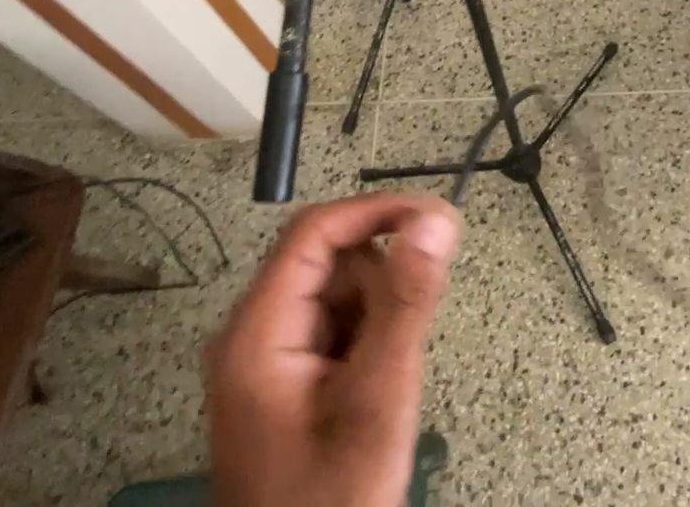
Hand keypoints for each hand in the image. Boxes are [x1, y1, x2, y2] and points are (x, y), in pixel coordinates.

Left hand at [206, 193, 462, 506]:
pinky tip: (374, 387)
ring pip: (337, 293)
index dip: (377, 212)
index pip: (314, 232)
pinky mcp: (285, 379)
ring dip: (378, 315)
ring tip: (387, 377)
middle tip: (409, 336)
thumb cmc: (335, 499)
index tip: (438, 218)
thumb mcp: (377, 398)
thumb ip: (405, 304)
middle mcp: (251, 335)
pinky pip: (335, 327)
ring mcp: (266, 359)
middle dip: (380, 283)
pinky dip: (368, 340)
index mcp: (256, 333)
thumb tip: (436, 220)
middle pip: (327, 262)